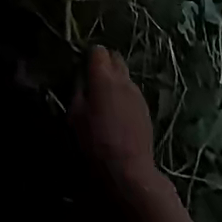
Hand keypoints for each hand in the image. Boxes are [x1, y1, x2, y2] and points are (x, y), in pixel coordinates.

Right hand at [70, 45, 158, 192]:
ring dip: (115, 79)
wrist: (130, 170)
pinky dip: (124, 94)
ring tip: (105, 98)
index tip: (82, 67)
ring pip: (125, 74)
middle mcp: (122, 79)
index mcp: (103, 77)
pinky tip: (118, 113)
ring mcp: (137, 92)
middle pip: (115, 57)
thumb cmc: (97, 143)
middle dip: (105, 62)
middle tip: (93, 78)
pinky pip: (132, 91)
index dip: (89, 56)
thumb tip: (81, 81)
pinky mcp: (146, 107)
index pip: (98, 50)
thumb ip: (78, 92)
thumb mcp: (75, 117)